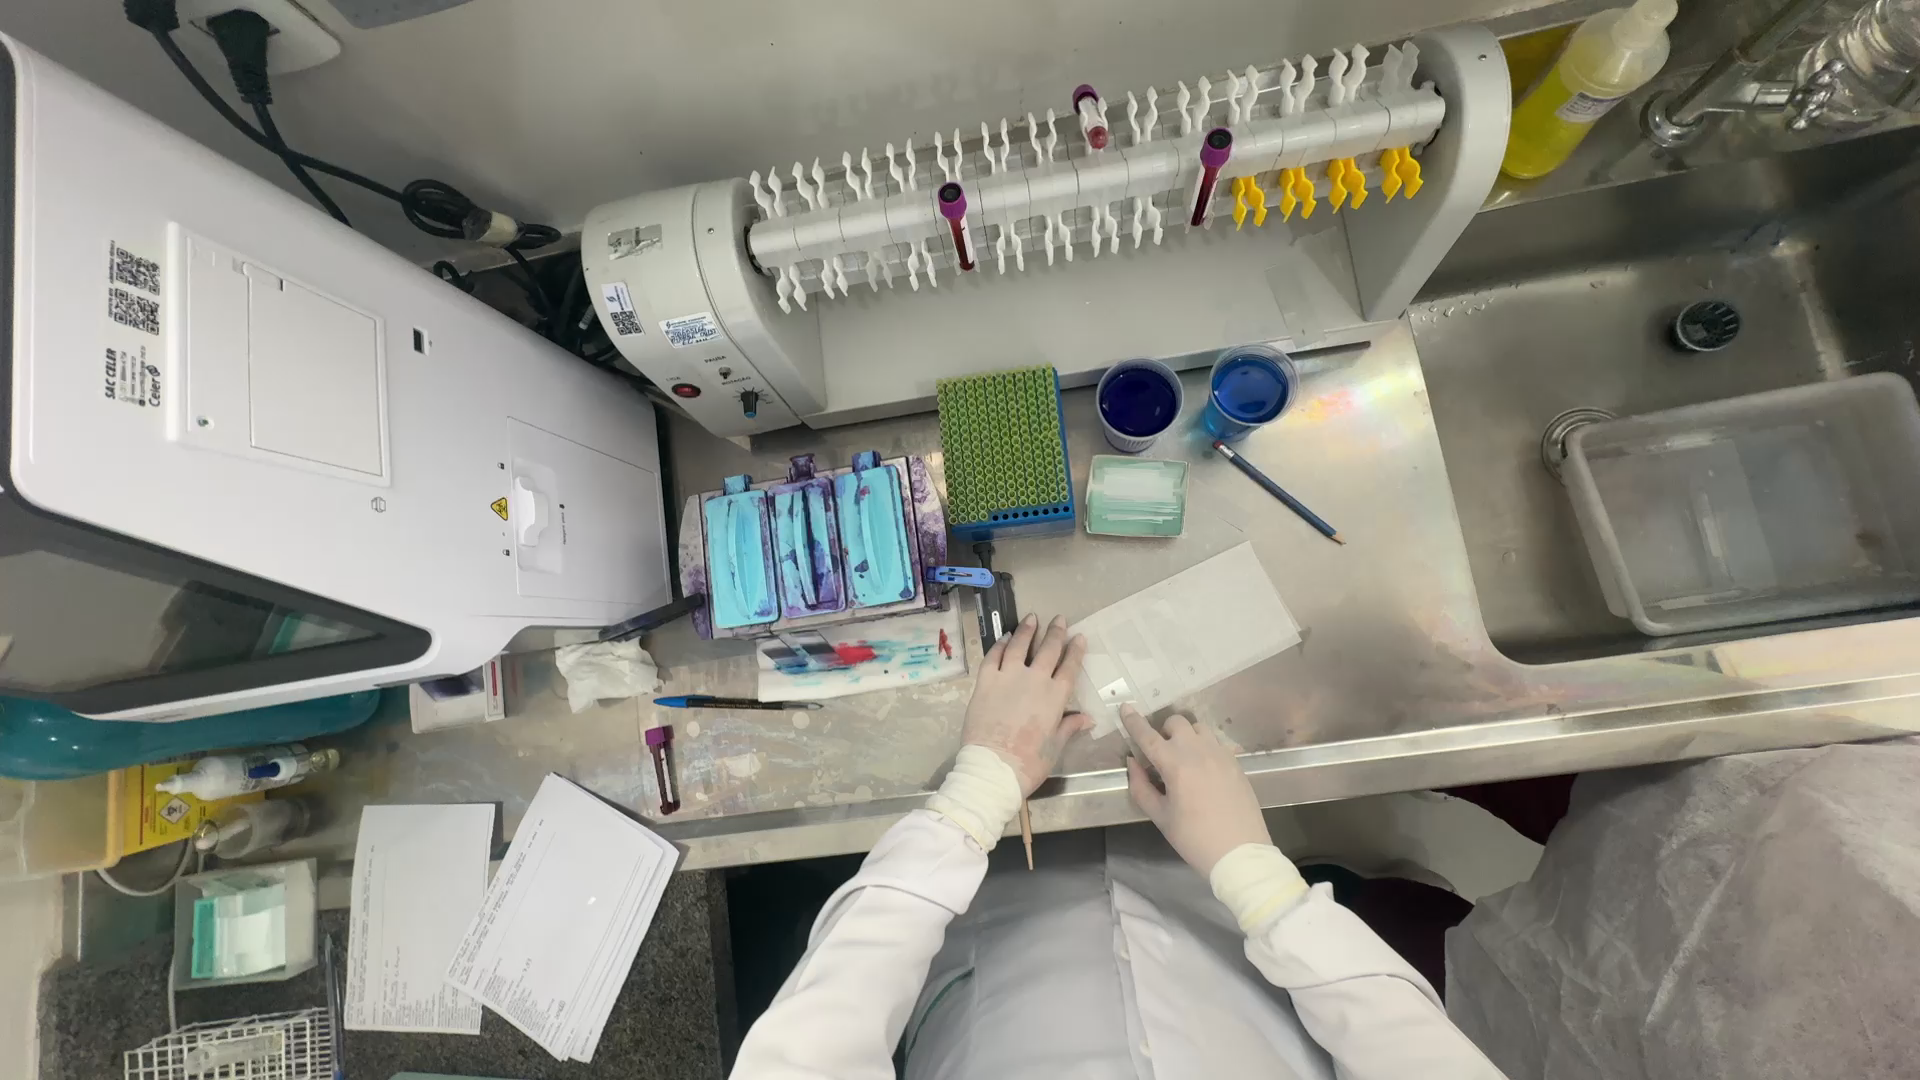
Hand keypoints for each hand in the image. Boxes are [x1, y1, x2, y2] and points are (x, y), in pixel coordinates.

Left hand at [960, 614, 1090, 795]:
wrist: (994, 768)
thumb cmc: (1029, 762)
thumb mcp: (1055, 747)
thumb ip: (1069, 727)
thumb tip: (1088, 718)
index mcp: (1055, 697)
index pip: (1069, 667)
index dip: (1075, 650)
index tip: (1079, 636)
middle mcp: (1034, 680)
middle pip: (1048, 650)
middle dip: (1055, 632)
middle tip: (1059, 619)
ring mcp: (1008, 677)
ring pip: (1019, 646)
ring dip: (1027, 631)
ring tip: (1032, 618)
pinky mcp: (985, 680)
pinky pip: (993, 656)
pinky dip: (999, 644)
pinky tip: (1004, 638)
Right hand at [1122, 706, 1272, 875]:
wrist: (1241, 855)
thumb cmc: (1194, 839)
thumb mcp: (1160, 817)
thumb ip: (1141, 786)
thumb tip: (1133, 762)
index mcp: (1174, 764)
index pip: (1147, 735)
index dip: (1134, 721)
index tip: (1125, 707)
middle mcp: (1197, 751)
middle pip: (1176, 723)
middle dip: (1163, 731)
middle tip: (1161, 753)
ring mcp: (1220, 754)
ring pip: (1198, 728)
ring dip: (1186, 735)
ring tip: (1184, 758)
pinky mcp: (1236, 763)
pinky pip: (1216, 742)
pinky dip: (1204, 747)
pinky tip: (1204, 769)